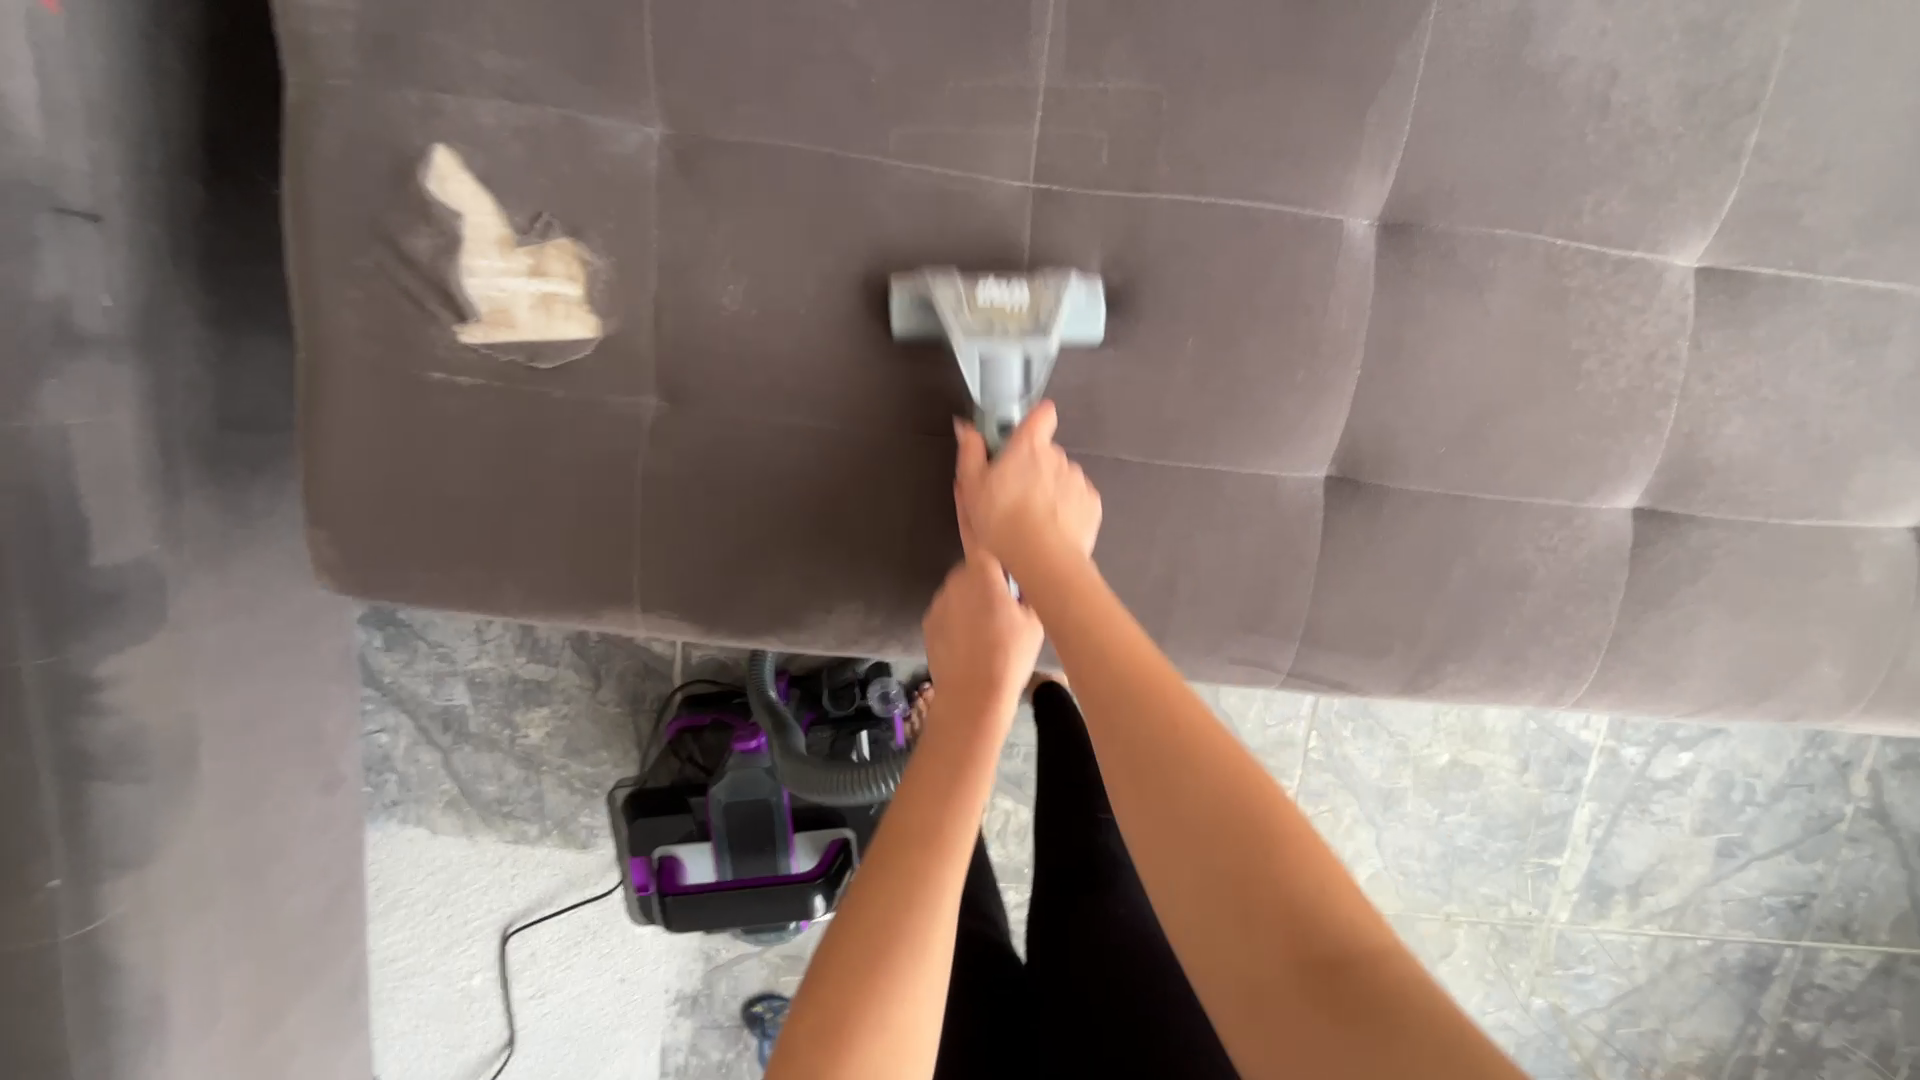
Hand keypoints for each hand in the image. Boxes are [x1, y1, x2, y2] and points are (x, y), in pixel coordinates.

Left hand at [921, 553, 1042, 729]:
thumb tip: (1026, 580)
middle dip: (987, 581)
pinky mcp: (927, 623)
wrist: (972, 695)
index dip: (997, 550)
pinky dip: (957, 620)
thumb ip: (1029, 591)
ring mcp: (938, 602)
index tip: (1008, 564)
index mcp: (982, 573)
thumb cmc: (1009, 655)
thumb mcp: (1034, 621)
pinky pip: (947, 612)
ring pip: (959, 592)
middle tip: (1005, 606)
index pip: (986, 544)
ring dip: (971, 601)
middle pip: (973, 570)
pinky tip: (970, 643)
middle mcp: (955, 581)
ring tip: (987, 630)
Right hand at [953, 401, 1101, 577]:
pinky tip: (1052, 528)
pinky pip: (1077, 499)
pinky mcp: (1092, 503)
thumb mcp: (972, 486)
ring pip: (1062, 477)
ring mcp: (1078, 479)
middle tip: (1015, 494)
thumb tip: (966, 427)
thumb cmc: (1001, 519)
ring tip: (1034, 517)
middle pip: (1046, 453)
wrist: (1042, 557)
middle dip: (1034, 467)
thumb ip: (970, 452)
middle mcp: (1058, 456)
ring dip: (1050, 489)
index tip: (1022, 437)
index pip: (1042, 414)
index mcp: (1029, 446)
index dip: (1034, 421)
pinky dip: (1066, 509)